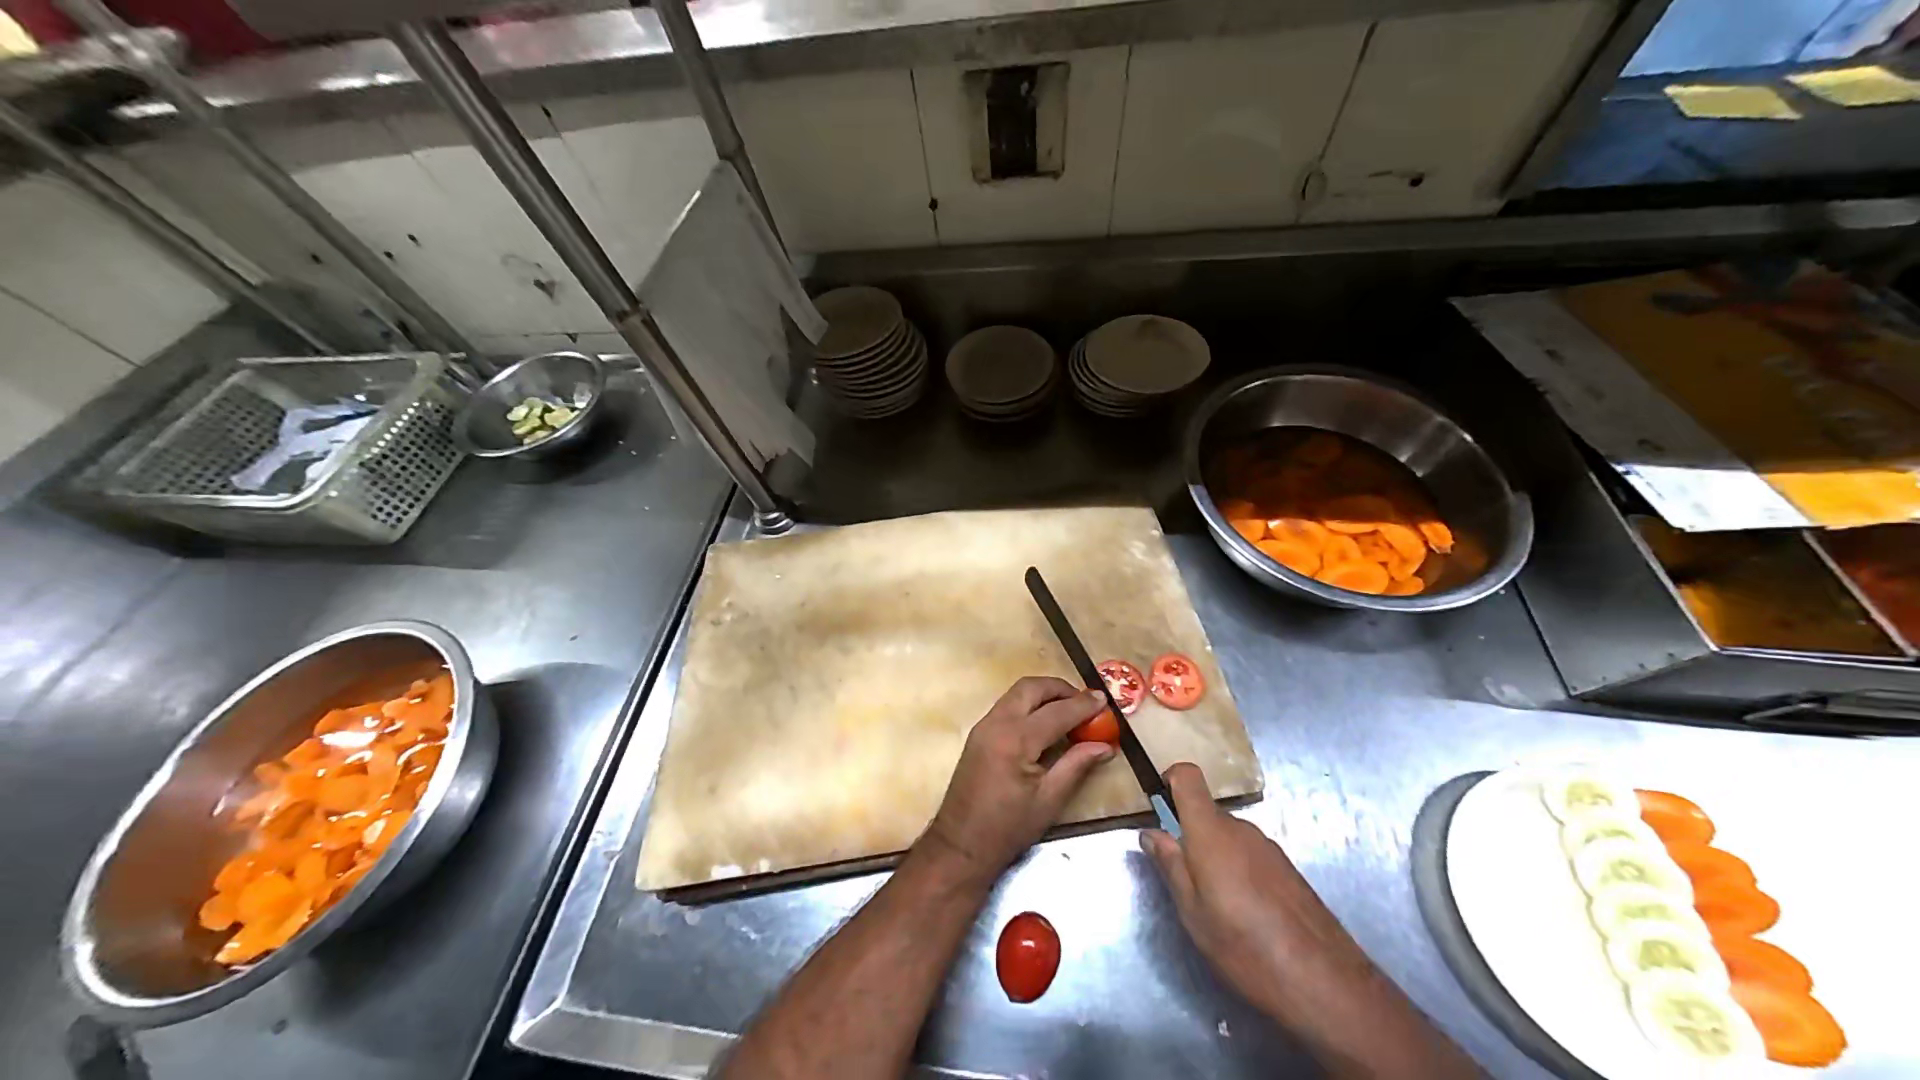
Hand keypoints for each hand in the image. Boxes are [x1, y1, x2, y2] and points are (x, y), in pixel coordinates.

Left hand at [920, 677, 1114, 887]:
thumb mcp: (1049, 800)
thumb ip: (1077, 765)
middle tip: (1085, 702)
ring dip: (1044, 694)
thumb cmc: (1008, 828)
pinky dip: (1029, 704)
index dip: (1083, 705)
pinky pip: (1007, 706)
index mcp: (1015, 740)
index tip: (1105, 699)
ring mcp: (983, 726)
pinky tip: (1046, 722)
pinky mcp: (978, 734)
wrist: (960, 844)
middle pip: (1031, 688)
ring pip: (1017, 693)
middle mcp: (996, 723)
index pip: (1057, 711)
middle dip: (1061, 688)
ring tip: (1070, 710)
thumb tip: (1105, 745)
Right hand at [1140, 763, 1360, 1017]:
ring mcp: (1268, 848)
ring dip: (1215, 857)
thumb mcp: (1192, 911)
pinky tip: (1245, 914)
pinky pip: (1250, 856)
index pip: (1188, 777)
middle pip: (1206, 813)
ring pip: (1228, 837)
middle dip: (1189, 836)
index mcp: (1211, 831)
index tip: (1159, 808)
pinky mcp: (1288, 870)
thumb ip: (1170, 865)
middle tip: (1182, 879)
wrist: (1326, 983)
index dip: (1170, 781)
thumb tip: (1150, 832)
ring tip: (1216, 905)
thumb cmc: (1245, 946)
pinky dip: (1239, 872)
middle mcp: (1241, 829)